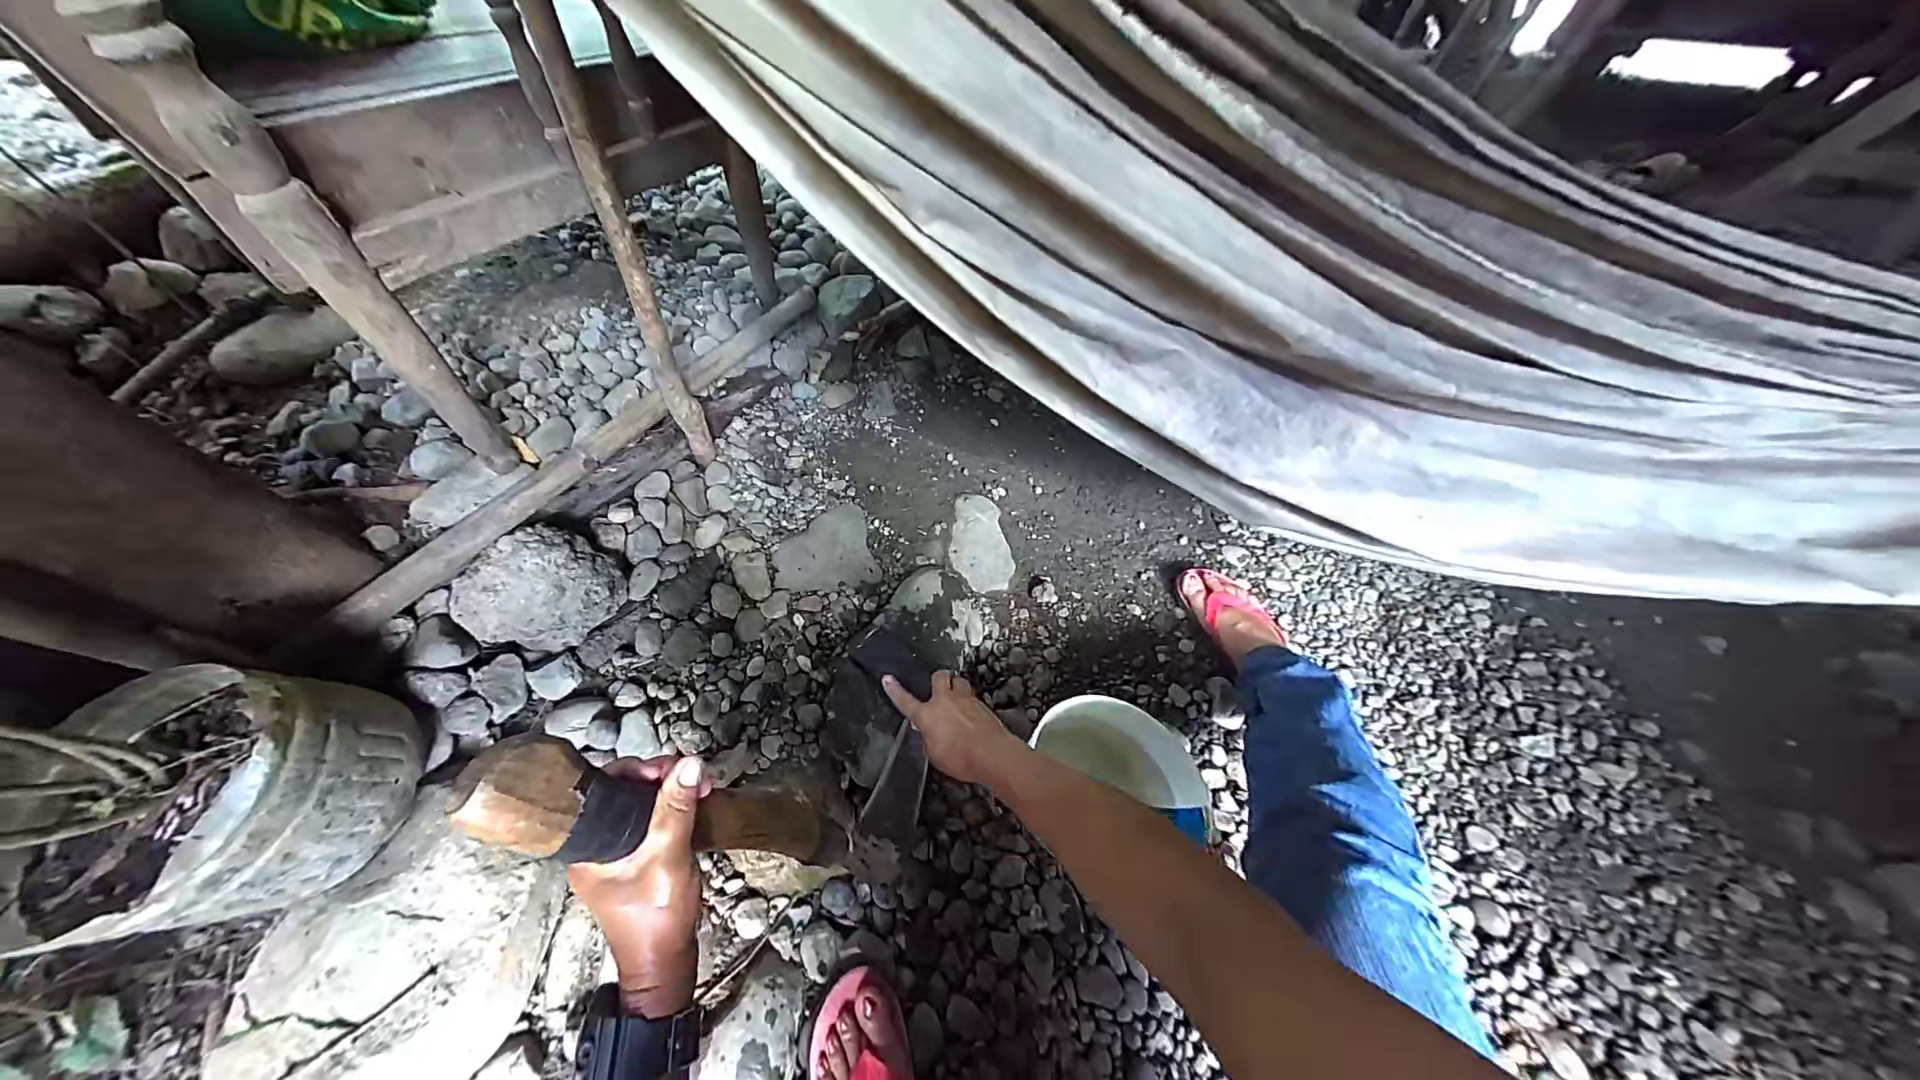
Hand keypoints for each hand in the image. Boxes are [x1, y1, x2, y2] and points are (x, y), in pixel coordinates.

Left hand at [567, 755, 712, 1017]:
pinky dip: (675, 803)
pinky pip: (653, 815)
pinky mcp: (639, 853)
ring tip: (698, 785)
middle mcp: (598, 844)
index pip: (603, 788)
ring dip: (672, 788)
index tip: (666, 768)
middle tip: (688, 773)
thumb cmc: (656, 919)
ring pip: (642, 801)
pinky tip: (694, 799)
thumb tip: (689, 765)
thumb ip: (676, 809)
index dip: (635, 769)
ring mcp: (619, 849)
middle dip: (660, 776)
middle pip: (625, 791)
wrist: (666, 961)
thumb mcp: (668, 856)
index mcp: (588, 846)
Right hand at [882, 671, 1027, 785]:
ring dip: (955, 686)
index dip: (895, 690)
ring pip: (958, 680)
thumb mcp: (935, 754)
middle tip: (937, 688)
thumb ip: (929, 738)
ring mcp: (965, 699)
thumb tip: (931, 731)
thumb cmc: (961, 758)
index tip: (888, 679)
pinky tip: (970, 713)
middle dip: (937, 679)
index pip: (906, 701)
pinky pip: (972, 695)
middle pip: (939, 676)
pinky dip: (969, 701)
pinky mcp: (981, 704)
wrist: (992, 753)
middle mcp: (945, 701)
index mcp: (927, 715)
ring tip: (955, 697)